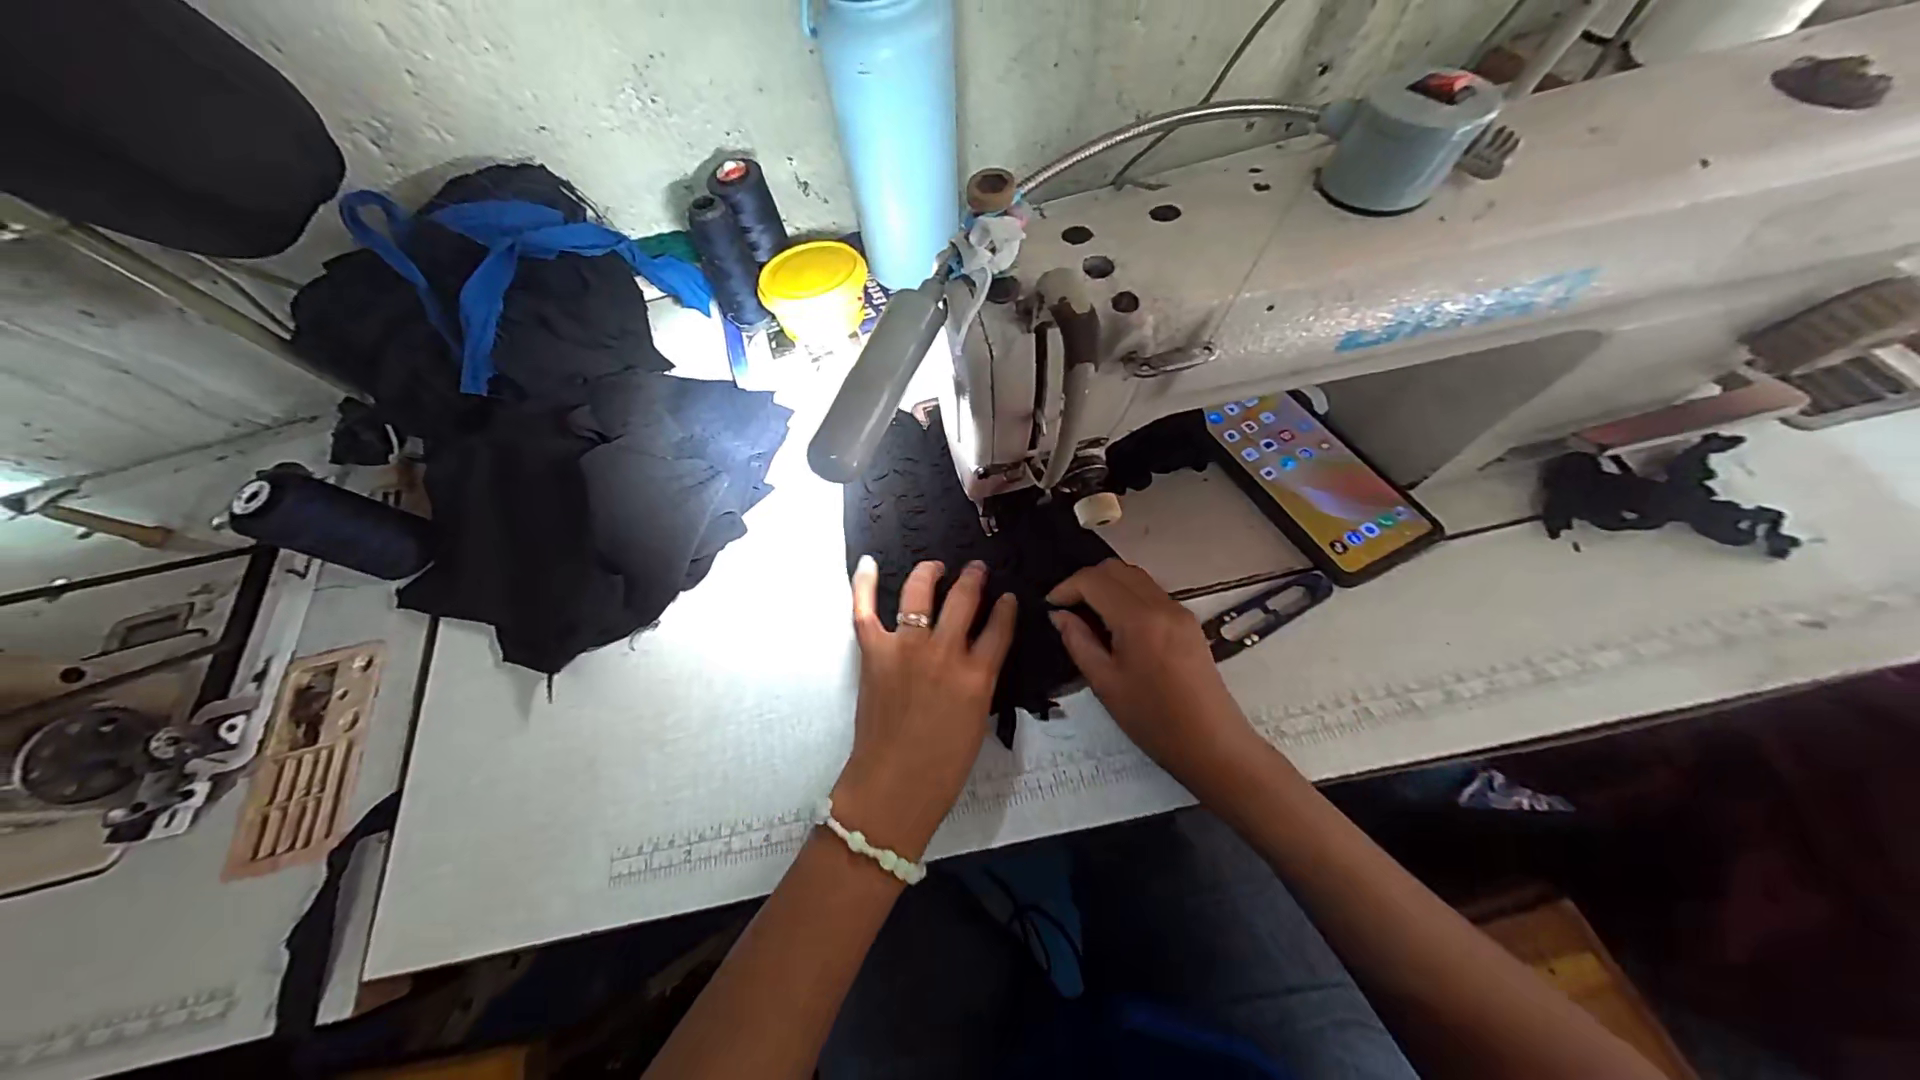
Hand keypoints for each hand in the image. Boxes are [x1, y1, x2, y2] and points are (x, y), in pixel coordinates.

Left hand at [833, 556, 1017, 861]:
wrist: (894, 785)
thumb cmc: (943, 764)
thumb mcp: (977, 718)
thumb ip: (978, 680)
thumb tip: (974, 655)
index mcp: (977, 675)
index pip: (999, 626)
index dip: (1005, 607)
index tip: (1006, 597)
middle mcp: (944, 652)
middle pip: (964, 599)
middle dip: (974, 578)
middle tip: (976, 570)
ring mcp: (906, 648)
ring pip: (919, 592)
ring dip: (930, 572)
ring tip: (936, 565)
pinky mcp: (874, 652)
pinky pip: (864, 610)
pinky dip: (863, 584)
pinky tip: (868, 563)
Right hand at [1048, 559, 1264, 793]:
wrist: (1212, 743)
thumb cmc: (1153, 720)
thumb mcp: (1104, 683)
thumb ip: (1078, 641)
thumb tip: (1059, 615)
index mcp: (1139, 619)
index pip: (1094, 580)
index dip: (1066, 587)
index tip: (1050, 607)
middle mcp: (1162, 604)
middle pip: (1116, 569)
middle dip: (1085, 581)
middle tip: (1067, 608)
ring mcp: (1179, 610)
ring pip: (1135, 577)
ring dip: (1107, 586)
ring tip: (1088, 616)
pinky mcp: (1188, 621)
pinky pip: (1150, 593)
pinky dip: (1126, 596)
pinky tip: (1116, 625)